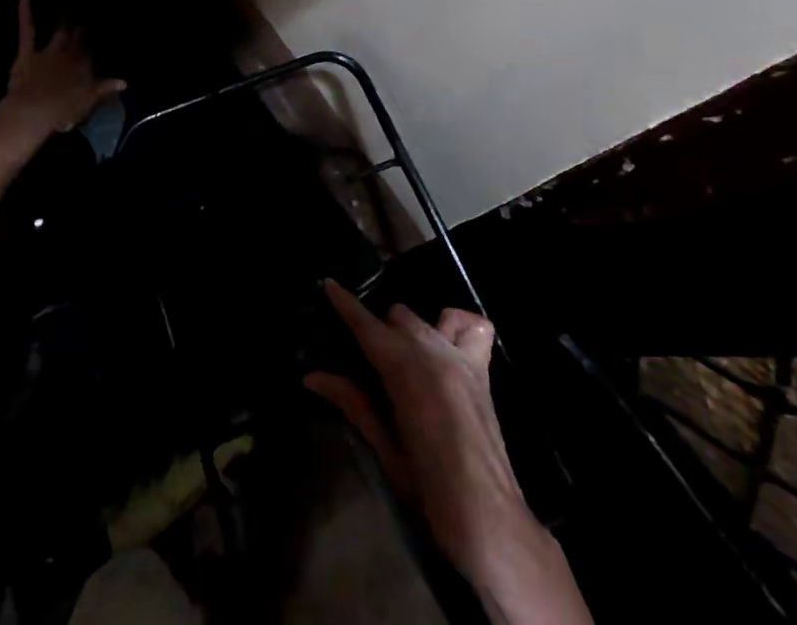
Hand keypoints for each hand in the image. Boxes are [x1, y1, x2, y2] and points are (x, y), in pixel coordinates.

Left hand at [1, 0, 125, 132]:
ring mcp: (47, 53)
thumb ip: (105, 89)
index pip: (90, 53)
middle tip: (83, 22)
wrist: (35, 110)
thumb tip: (124, 82)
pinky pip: (27, 33)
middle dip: (81, 32)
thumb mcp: (89, 101)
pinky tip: (24, 1)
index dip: (92, 44)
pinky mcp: (27, 54)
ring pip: (59, 35)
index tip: (96, 34)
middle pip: (77, 41)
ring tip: (65, 12)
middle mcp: (69, 56)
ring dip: (62, 25)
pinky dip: (25, 16)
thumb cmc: (64, 110)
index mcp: (84, 68)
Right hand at [305, 279, 521, 574]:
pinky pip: (473, 327)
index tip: (330, 285)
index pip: (369, 327)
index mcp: (406, 372)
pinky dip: (456, 328)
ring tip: (405, 361)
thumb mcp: (382, 445)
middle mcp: (436, 353)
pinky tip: (445, 349)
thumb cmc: (426, 486)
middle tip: (368, 362)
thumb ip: (351, 402)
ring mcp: (464, 357)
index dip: (346, 304)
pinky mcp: (482, 370)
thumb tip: (311, 376)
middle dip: (379, 330)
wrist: (485, 512)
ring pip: (429, 317)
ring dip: (412, 331)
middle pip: (399, 318)